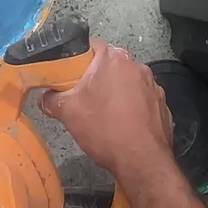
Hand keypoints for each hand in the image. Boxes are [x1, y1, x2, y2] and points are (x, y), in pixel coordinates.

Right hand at [39, 38, 174, 183]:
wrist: (142, 162)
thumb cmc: (106, 129)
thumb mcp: (69, 113)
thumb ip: (52, 99)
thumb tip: (45, 97)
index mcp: (114, 59)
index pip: (91, 46)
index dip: (77, 58)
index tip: (69, 73)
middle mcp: (137, 66)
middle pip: (110, 64)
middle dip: (97, 78)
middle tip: (83, 97)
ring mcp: (153, 85)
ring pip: (127, 83)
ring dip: (116, 93)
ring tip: (103, 115)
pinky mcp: (161, 105)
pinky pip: (142, 100)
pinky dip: (132, 108)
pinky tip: (123, 126)